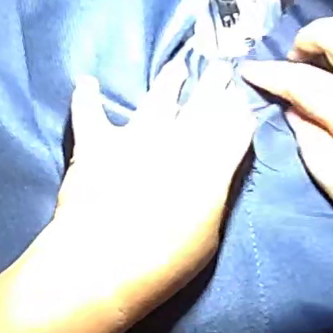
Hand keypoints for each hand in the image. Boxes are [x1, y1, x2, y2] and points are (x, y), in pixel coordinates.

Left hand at [36, 67, 255, 316]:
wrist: (103, 264)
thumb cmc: (165, 262)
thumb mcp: (208, 237)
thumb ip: (213, 199)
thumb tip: (215, 178)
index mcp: (211, 166)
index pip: (235, 129)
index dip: (241, 113)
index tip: (245, 101)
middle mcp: (178, 141)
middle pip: (204, 105)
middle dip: (216, 85)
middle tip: (222, 69)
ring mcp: (136, 138)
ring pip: (157, 99)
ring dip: (169, 81)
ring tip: (176, 67)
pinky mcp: (97, 144)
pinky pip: (90, 114)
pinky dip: (87, 98)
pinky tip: (87, 84)